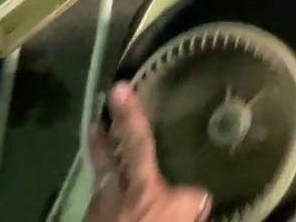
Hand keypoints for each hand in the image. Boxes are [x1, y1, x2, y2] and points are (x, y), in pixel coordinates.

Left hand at [85, 83, 213, 221]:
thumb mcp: (184, 218)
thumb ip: (191, 202)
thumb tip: (199, 195)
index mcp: (139, 187)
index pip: (136, 141)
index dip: (130, 113)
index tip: (119, 87)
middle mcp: (112, 194)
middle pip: (104, 156)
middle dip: (102, 135)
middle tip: (99, 112)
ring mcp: (97, 213)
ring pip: (101, 181)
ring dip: (104, 164)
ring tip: (111, 152)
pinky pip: (102, 203)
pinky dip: (109, 194)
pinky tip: (117, 201)